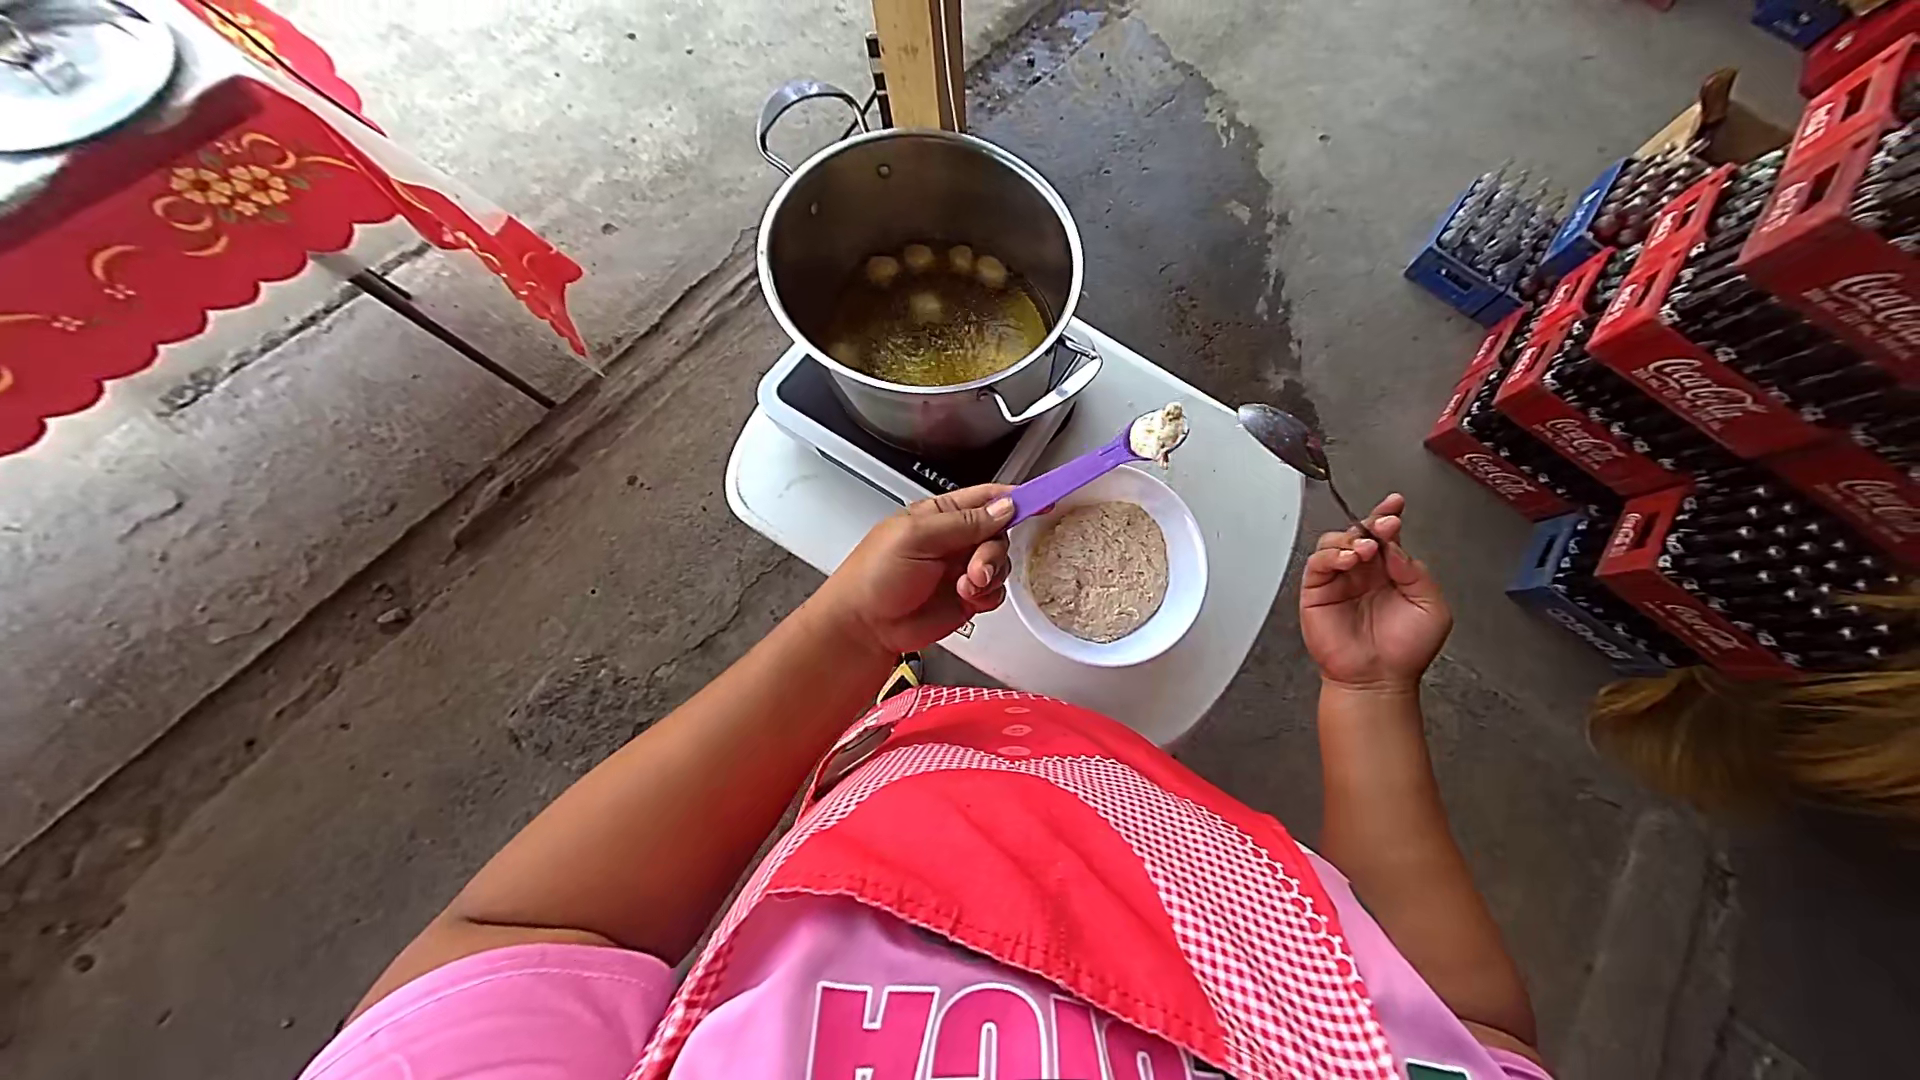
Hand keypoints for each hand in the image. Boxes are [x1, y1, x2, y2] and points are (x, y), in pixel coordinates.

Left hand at [810, 484, 1014, 656]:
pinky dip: (988, 594)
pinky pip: (996, 590)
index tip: (1044, 501)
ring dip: (990, 574)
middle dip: (994, 550)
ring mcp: (962, 568)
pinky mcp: (967, 596)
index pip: (987, 498)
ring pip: (1001, 562)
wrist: (865, 627)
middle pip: (1000, 532)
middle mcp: (955, 539)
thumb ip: (964, 522)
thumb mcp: (916, 537)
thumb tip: (1005, 507)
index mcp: (941, 515)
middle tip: (976, 566)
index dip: (1016, 498)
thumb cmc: (875, 576)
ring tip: (965, 585)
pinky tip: (968, 598)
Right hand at [1298, 493, 1451, 693]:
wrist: (1378, 677)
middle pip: (1359, 533)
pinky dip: (1330, 556)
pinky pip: (1317, 563)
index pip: (1387, 537)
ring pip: (1334, 542)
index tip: (1395, 503)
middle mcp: (1363, 573)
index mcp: (1391, 573)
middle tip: (1382, 524)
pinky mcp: (1316, 590)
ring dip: (1349, 540)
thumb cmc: (1405, 650)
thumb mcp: (1431, 607)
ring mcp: (1339, 580)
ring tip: (1364, 551)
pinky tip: (1346, 560)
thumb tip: (1394, 548)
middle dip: (1370, 524)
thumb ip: (1414, 573)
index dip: (1388, 516)